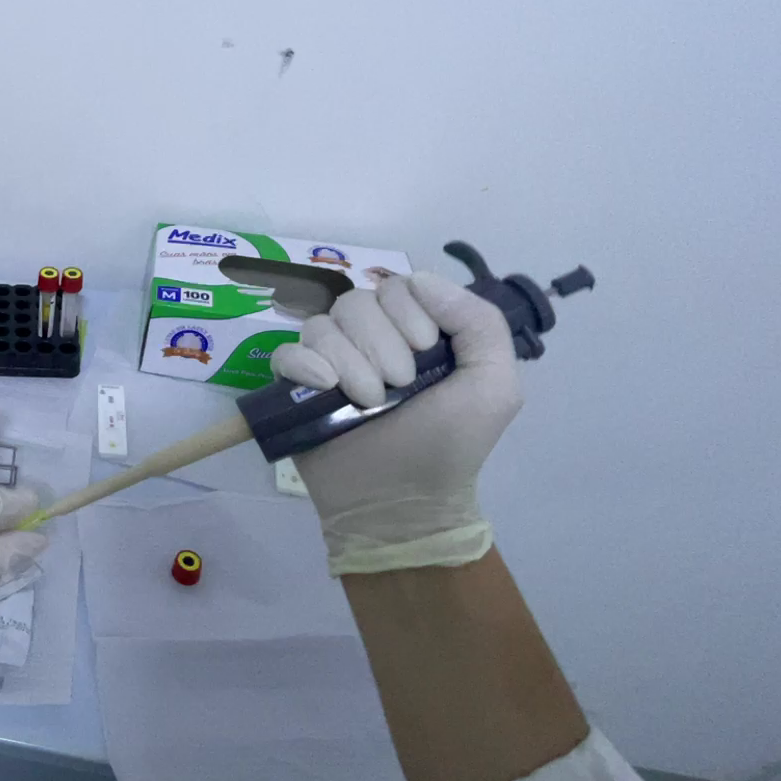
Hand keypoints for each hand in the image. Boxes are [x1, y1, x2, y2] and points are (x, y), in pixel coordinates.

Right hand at [269, 272, 522, 574]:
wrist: (399, 501)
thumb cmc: (448, 444)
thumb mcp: (492, 387)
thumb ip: (478, 324)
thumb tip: (419, 279)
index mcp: (412, 332)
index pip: (395, 287)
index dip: (408, 312)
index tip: (426, 351)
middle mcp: (367, 339)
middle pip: (355, 303)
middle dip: (380, 345)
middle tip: (397, 388)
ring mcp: (327, 361)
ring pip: (321, 326)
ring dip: (348, 362)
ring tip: (366, 402)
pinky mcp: (294, 385)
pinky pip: (287, 352)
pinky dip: (305, 366)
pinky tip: (326, 391)